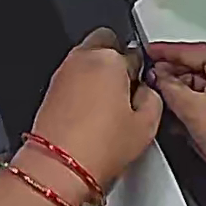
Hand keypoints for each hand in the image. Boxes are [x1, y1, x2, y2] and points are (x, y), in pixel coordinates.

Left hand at [27, 28, 162, 193]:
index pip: (134, 53)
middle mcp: (83, 58)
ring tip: (108, 101)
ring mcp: (64, 70)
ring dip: (98, 69)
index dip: (141, 71)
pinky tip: (91, 109)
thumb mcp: (146, 125)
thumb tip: (147, 92)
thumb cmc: (98, 146)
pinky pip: (73, 74)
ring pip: (87, 56)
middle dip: (116, 55)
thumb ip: (153, 98)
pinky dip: (83, 83)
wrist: (59, 164)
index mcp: (110, 60)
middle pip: (105, 40)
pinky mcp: (52, 86)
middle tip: (126, 83)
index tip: (142, 85)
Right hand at [148, 41, 205, 190]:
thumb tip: (157, 76)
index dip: (162, 52)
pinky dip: (192, 105)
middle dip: (171, 76)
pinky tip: (179, 115)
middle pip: (194, 66)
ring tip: (162, 101)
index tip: (147, 52)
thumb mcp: (192, 108)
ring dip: (181, 93)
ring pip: (200, 84)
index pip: (189, 49)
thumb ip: (168, 86)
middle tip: (149, 80)